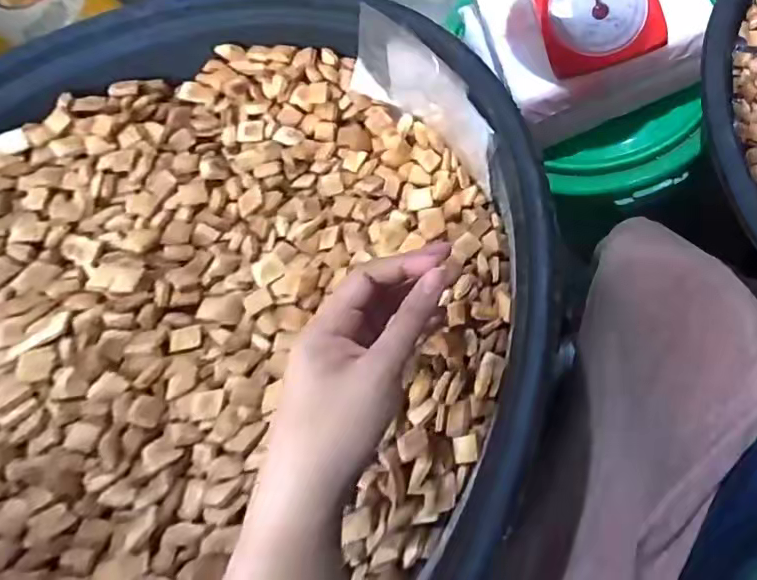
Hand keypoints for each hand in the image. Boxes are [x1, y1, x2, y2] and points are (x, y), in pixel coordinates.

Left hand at [258, 245, 451, 511]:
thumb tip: (440, 272)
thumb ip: (411, 318)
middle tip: (452, 264)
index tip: (446, 256)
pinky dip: (406, 329)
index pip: (367, 277)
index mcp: (325, 327)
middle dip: (411, 277)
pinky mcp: (350, 382)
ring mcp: (339, 360)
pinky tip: (432, 325)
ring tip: (447, 290)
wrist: (304, 501)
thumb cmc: (339, 426)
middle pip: (372, 294)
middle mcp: (329, 337)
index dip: (407, 262)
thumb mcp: (381, 368)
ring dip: (411, 302)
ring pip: (379, 318)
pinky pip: (381, 342)